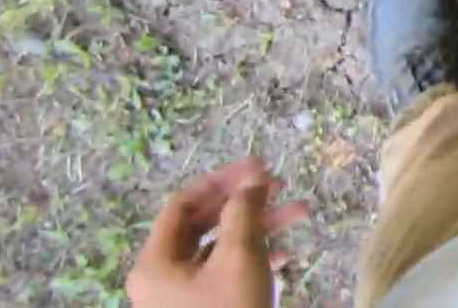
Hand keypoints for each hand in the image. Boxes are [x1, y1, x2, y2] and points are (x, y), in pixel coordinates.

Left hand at [126, 156, 311, 307]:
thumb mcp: (239, 254)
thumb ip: (243, 210)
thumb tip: (252, 177)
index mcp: (156, 262)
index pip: (182, 204)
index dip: (222, 179)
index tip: (262, 165)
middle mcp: (161, 274)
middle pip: (204, 221)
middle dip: (247, 201)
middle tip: (282, 184)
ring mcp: (179, 292)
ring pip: (221, 242)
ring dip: (261, 223)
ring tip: (301, 213)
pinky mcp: (201, 304)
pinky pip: (225, 266)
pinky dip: (256, 251)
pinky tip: (285, 253)